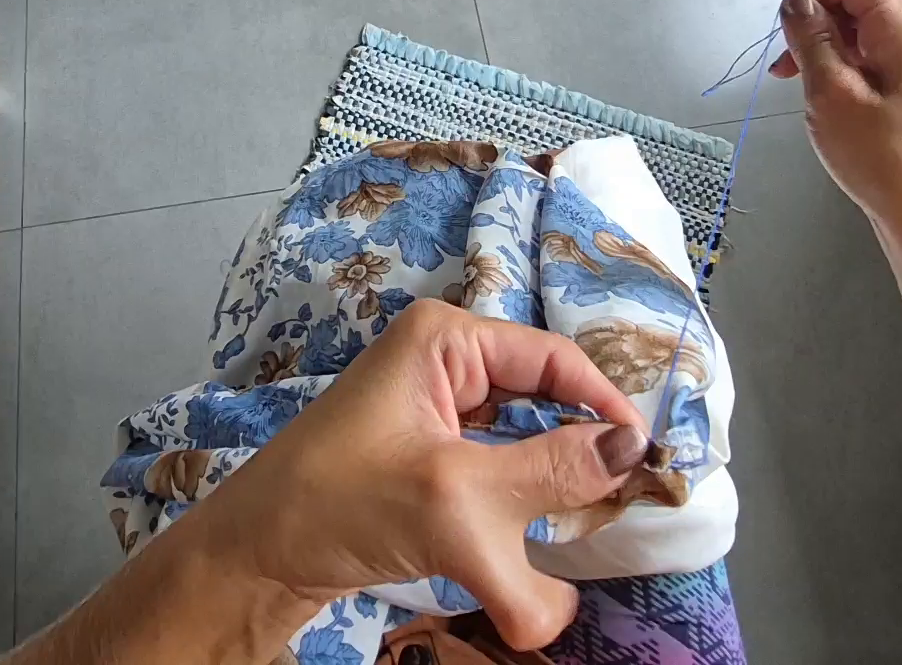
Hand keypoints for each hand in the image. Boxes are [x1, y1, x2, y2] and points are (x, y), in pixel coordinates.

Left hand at [179, 299, 650, 650]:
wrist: (254, 557)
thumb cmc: (341, 500)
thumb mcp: (454, 492)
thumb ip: (548, 472)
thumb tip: (629, 452)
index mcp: (445, 339)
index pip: (549, 357)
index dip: (603, 402)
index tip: (647, 459)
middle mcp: (442, 363)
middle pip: (538, 399)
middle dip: (572, 456)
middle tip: (614, 505)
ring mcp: (433, 411)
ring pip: (518, 444)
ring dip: (540, 498)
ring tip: (566, 538)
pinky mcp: (428, 457)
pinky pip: (493, 474)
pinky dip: (513, 515)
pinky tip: (521, 562)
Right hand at [767, 0, 901, 228]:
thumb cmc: (881, 155)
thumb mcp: (831, 92)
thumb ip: (811, 40)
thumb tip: (795, 2)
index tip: (784, 22)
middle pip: (855, 1)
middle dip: (811, 20)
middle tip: (783, 58)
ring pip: (854, 32)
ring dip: (816, 46)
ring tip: (791, 80)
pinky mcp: (901, 89)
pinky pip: (861, 59)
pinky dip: (831, 66)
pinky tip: (814, 93)